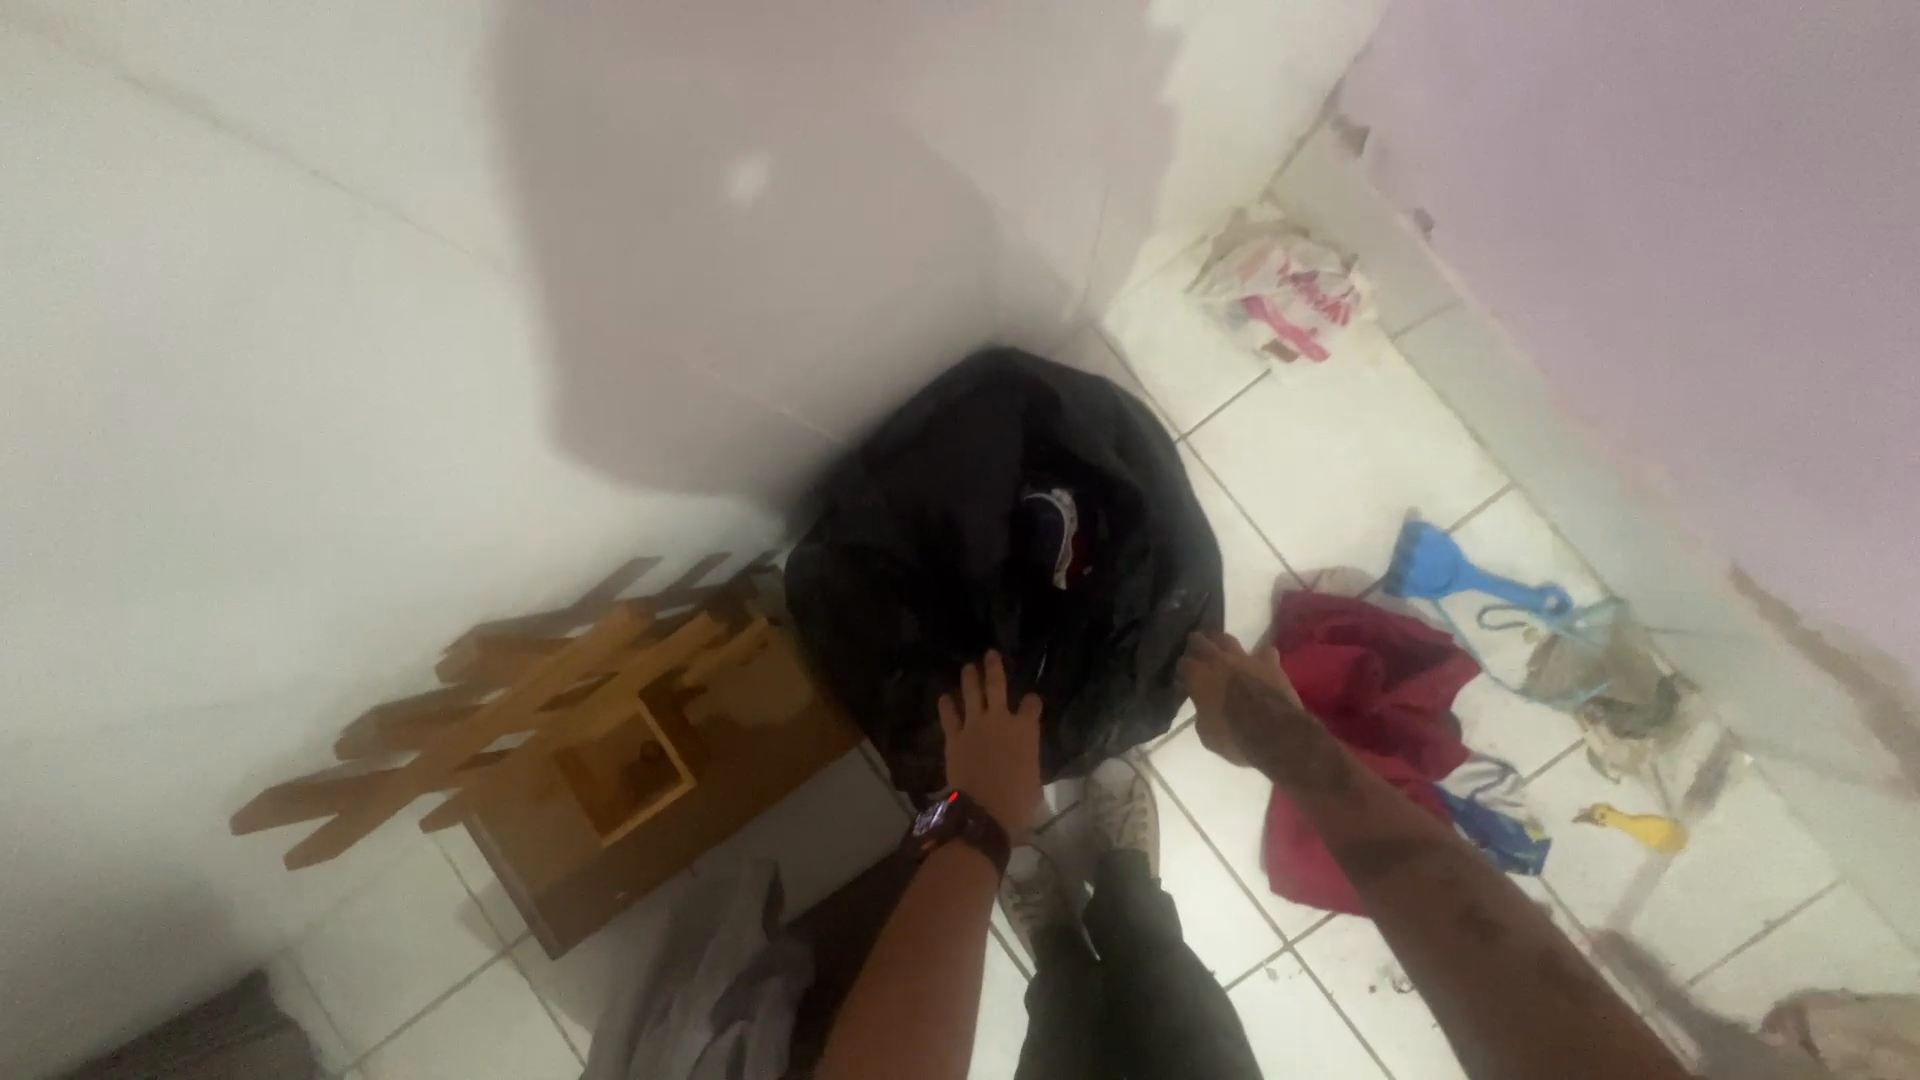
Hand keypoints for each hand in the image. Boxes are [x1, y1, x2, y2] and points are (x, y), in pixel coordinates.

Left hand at [938, 651, 1042, 839]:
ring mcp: (975, 725)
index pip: (1032, 704)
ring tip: (968, 667)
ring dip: (969, 678)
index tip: (1030, 702)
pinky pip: (949, 715)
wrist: (984, 812)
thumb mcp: (1035, 780)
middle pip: (996, 685)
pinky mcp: (954, 736)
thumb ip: (1029, 761)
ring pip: (971, 693)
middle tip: (990, 654)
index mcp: (1026, 730)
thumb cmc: (1018, 801)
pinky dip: (946, 705)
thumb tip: (1025, 761)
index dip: (1032, 702)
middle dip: (994, 668)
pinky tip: (943, 698)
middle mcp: (1000, 719)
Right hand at [1178, 631, 1304, 767]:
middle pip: (1199, 640)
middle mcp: (1217, 660)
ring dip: (1222, 643)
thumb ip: (1202, 713)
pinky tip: (1262, 663)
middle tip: (1197, 652)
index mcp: (1197, 676)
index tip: (1184, 677)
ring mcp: (1244, 658)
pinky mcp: (1269, 662)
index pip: (1182, 663)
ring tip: (1222, 650)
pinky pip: (1265, 652)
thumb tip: (1205, 709)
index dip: (1183, 669)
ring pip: (1227, 638)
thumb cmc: (1233, 736)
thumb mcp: (1206, 733)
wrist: (1274, 733)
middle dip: (1196, 644)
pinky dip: (1262, 656)